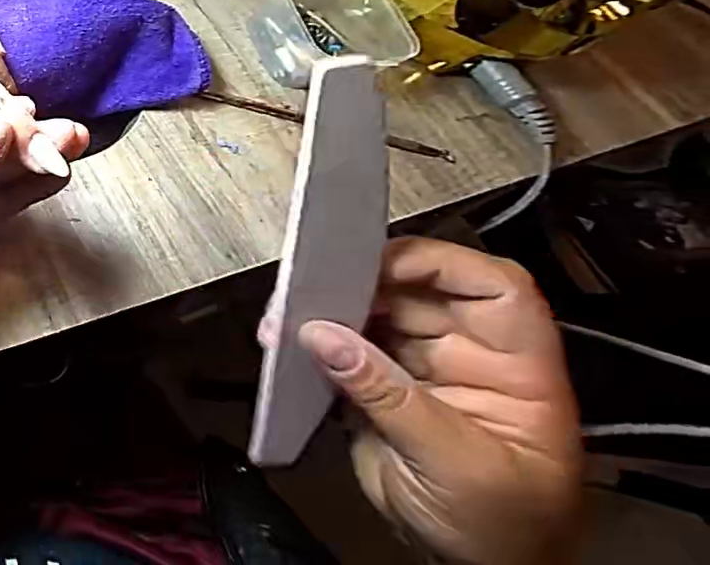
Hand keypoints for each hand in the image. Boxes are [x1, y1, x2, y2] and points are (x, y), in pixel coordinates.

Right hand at [298, 238, 584, 564]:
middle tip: (311, 289)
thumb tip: (325, 337)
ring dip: (320, 307)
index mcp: (514, 370)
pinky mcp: (371, 376)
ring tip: (288, 321)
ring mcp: (414, 364)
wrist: (467, 563)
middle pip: (410, 288)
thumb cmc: (503, 530)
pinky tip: (286, 340)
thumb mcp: (458, 465)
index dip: (436, 264)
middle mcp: (464, 355)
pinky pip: (335, 337)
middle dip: (354, 282)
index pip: (490, 288)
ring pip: (364, 307)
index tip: (376, 265)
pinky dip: (304, 334)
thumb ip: (390, 396)